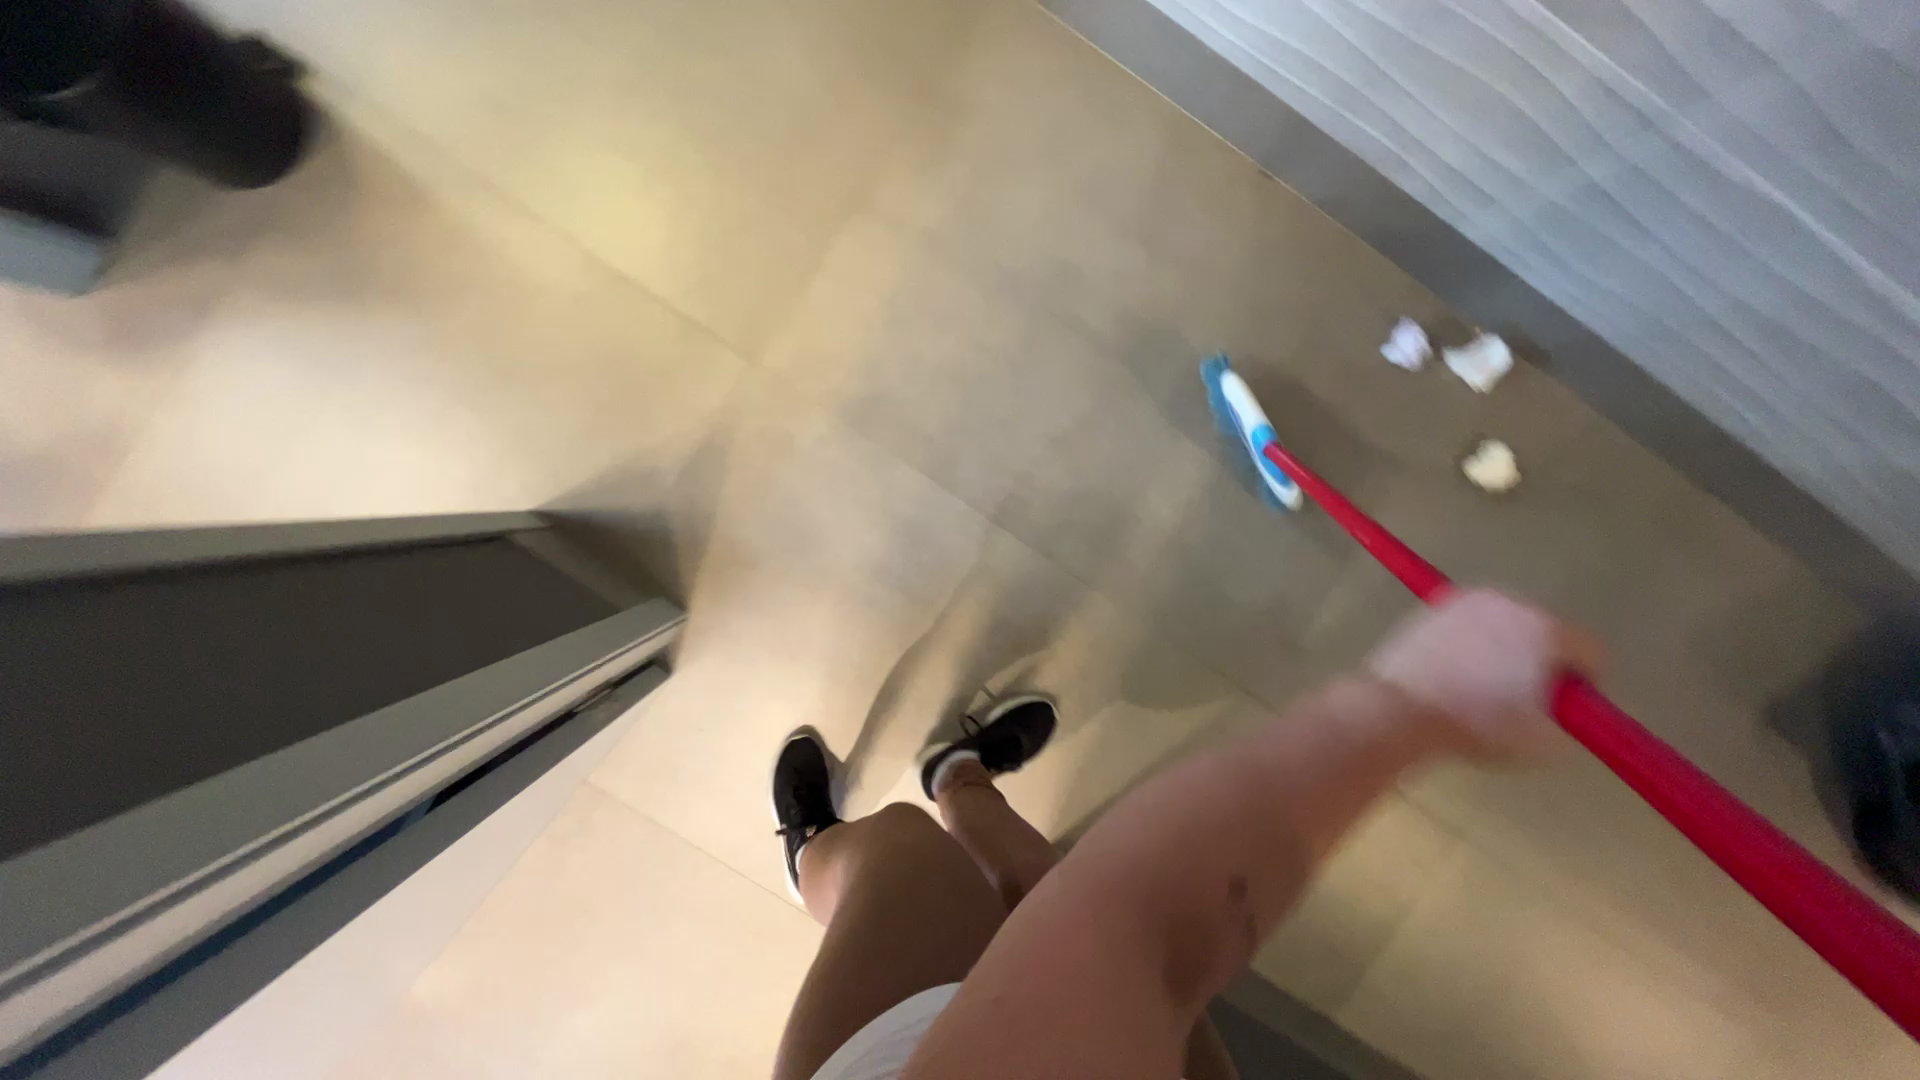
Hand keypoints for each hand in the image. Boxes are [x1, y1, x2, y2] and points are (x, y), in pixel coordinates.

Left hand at [1365, 588, 1599, 761]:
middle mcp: (1509, 603)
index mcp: (1546, 629)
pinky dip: (1468, 644)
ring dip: (1503, 649)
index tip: (1566, 707)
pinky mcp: (1432, 608)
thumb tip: (1565, 709)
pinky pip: (1467, 627)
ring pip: (1502, 627)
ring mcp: (1465, 602)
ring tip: (1482, 686)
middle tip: (1522, 697)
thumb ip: (1571, 719)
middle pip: (1543, 632)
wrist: (1401, 707)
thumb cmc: (1479, 726)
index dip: (1583, 682)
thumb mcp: (1546, 740)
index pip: (1588, 650)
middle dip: (1540, 660)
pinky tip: (1455, 672)